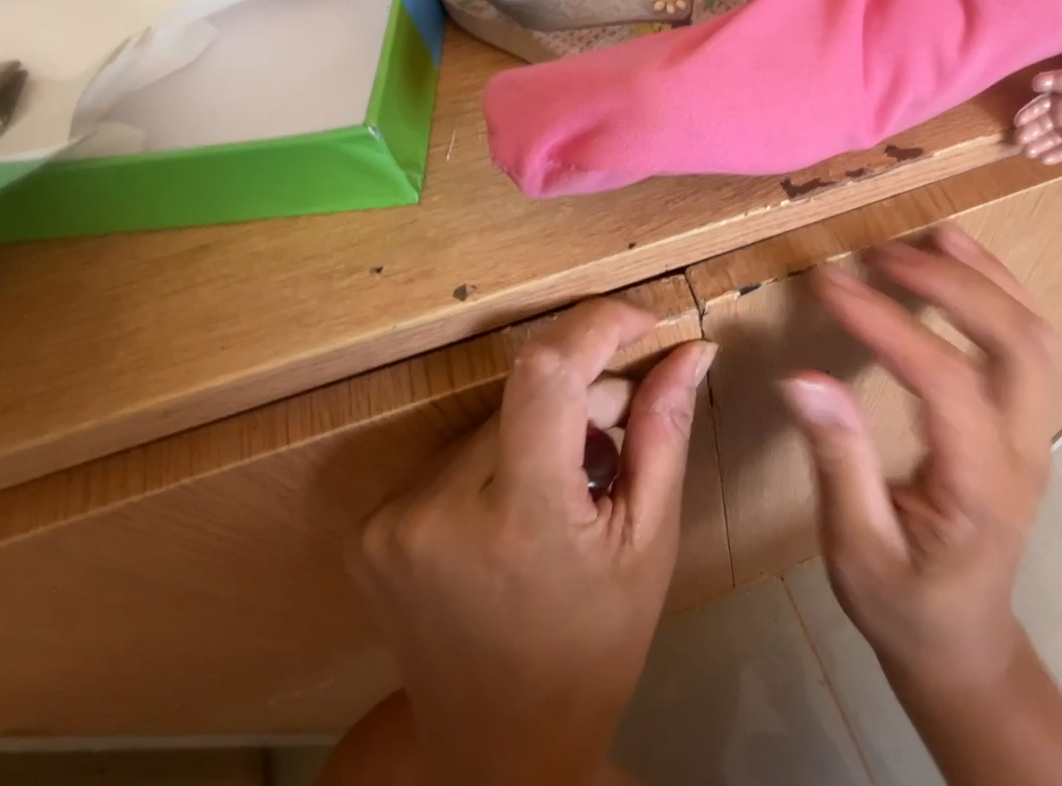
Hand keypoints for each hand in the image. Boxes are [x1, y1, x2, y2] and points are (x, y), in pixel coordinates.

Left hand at [348, 300, 715, 785]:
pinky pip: (454, 455)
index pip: (545, 373)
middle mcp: (435, 509)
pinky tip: (519, 508)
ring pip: (490, 421)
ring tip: (569, 484)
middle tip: (616, 435)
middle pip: (523, 394)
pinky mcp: (370, 526)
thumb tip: (691, 350)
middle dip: (581, 394)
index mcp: (519, 519)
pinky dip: (498, 458)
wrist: (500, 738)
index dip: (595, 325)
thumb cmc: (597, 642)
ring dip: (539, 428)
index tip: (641, 323)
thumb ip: (662, 433)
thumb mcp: (649, 541)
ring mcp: (391, 519)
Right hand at [781, 227, 1056, 686]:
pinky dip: (999, 295)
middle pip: (1017, 342)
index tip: (833, 285)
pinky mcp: (1025, 427)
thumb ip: (838, 460)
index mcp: (979, 487)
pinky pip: (1029, 346)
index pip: (945, 381)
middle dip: (953, 283)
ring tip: (931, 237)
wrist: (962, 643)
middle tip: (882, 254)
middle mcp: (1023, 451)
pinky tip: (961, 268)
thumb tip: (803, 379)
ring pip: (1036, 334)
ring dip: (987, 277)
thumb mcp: (855, 546)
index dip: (889, 325)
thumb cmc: (903, 606)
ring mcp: (1034, 435)